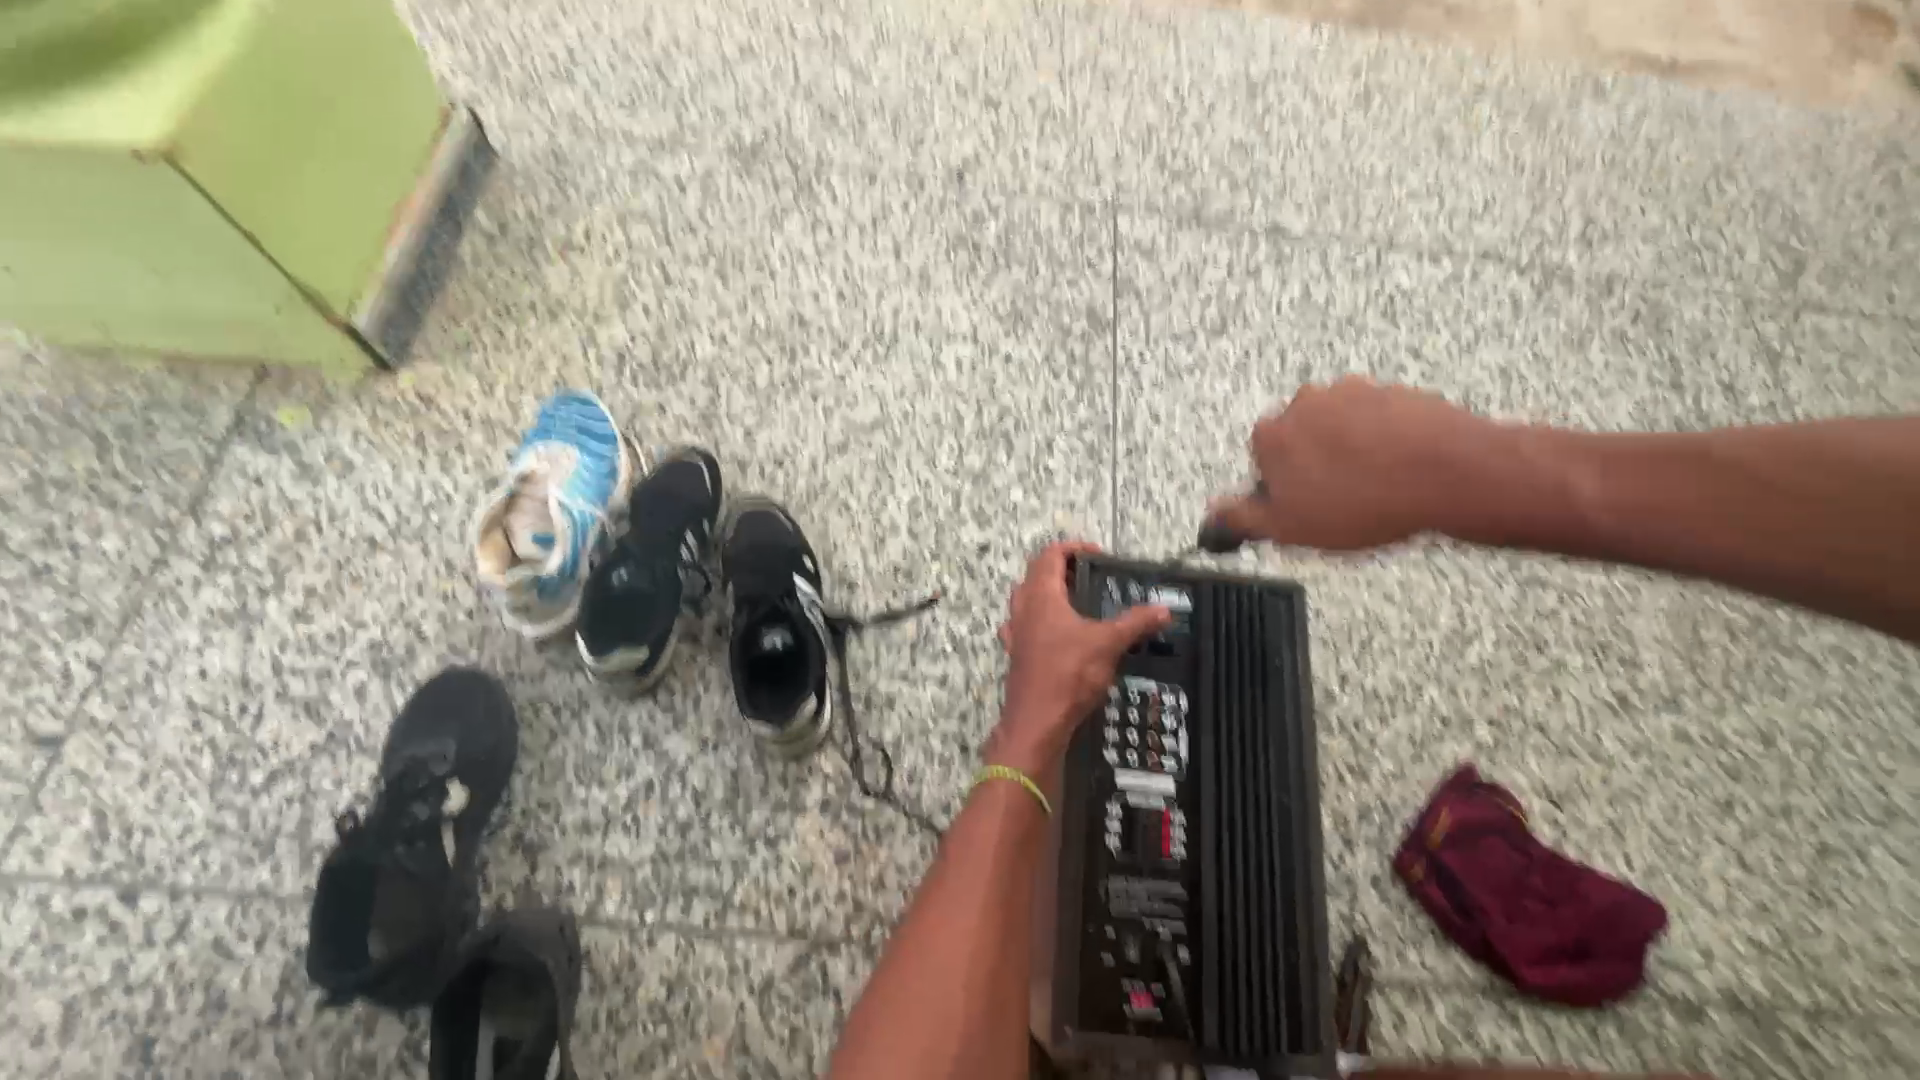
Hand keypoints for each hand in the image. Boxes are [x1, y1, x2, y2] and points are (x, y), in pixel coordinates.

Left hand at [987, 541, 1170, 778]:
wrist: (1037, 722)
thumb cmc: (1069, 674)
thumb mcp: (1109, 644)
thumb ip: (1136, 623)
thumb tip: (1164, 609)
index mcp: (1041, 595)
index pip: (1050, 555)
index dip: (1073, 548)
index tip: (1098, 556)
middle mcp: (1023, 608)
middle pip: (1036, 574)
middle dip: (1062, 569)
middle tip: (1091, 578)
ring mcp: (1016, 632)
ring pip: (1026, 599)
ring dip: (1048, 594)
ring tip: (1078, 603)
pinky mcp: (1017, 654)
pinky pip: (1024, 626)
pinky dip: (1040, 622)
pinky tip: (1058, 635)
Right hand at [1206, 378, 1500, 550]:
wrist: (1448, 475)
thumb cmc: (1366, 501)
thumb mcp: (1289, 528)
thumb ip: (1242, 517)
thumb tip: (1215, 513)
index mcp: (1272, 435)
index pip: (1262, 460)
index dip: (1281, 488)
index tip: (1302, 507)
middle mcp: (1306, 403)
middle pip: (1300, 439)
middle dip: (1314, 465)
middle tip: (1338, 501)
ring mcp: (1353, 393)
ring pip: (1340, 428)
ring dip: (1349, 452)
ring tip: (1374, 487)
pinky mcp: (1394, 392)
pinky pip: (1378, 421)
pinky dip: (1384, 442)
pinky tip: (1398, 472)